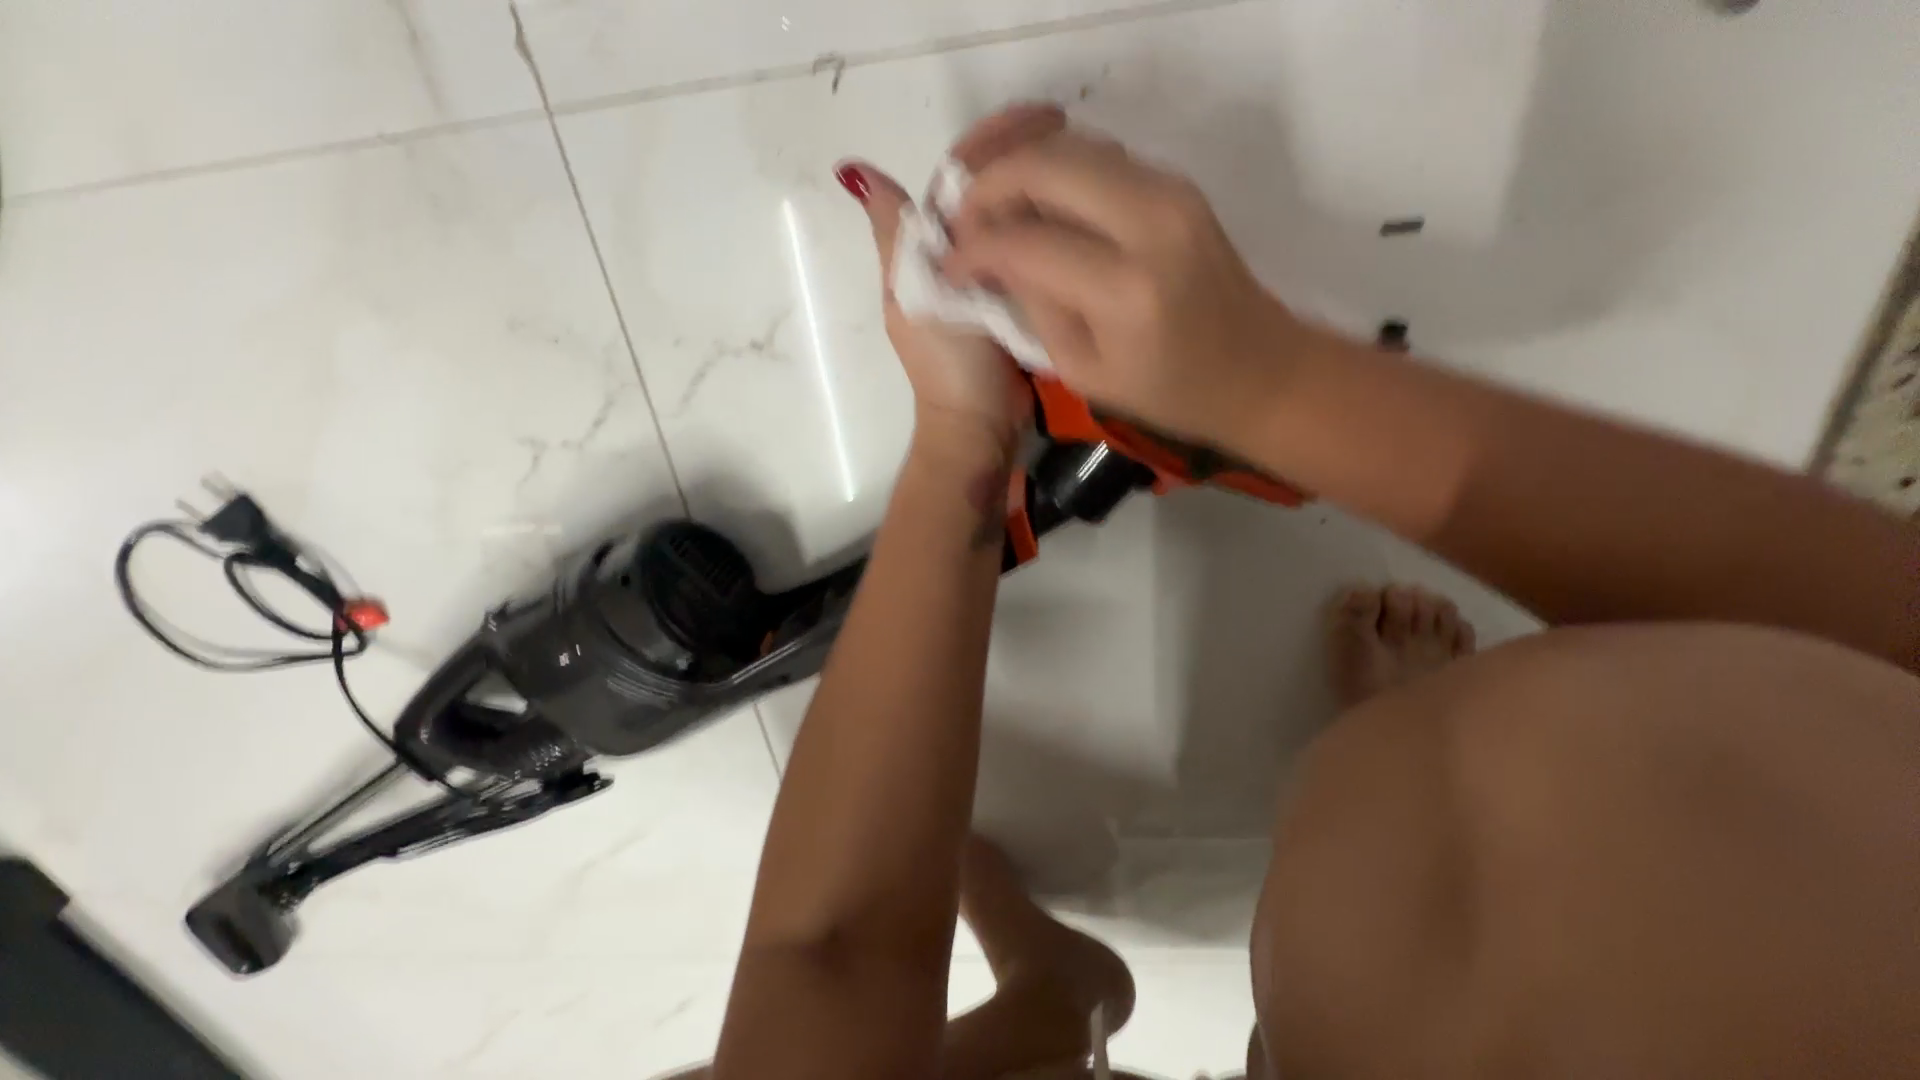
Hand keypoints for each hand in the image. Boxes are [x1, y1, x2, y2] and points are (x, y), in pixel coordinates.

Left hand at [836, 105, 1066, 456]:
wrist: (978, 427)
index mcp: (929, 245)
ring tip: (1092, 163)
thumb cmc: (945, 363)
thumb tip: (854, 172)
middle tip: (1080, 135)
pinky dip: (1059, 230)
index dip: (998, 142)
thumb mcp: (913, 294)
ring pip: (1020, 219)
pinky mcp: (1023, 301)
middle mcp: (960, 254)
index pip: (963, 175)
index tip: (1048, 118)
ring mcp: (993, 278)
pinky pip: (1040, 254)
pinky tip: (1087, 213)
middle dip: (1031, 157)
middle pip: (994, 191)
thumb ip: (896, 234)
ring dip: (1049, 188)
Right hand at [943, 128, 1325, 448]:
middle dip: (988, 185)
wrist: (1262, 370)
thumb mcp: (1085, 372)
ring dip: (1019, 169)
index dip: (973, 247)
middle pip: (1045, 164)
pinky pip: (1098, 157)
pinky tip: (1034, 205)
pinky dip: (1055, 171)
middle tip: (962, 221)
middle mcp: (1151, 223)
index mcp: (1125, 289)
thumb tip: (990, 257)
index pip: (1024, 241)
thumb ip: (1034, 306)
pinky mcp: (1177, 184)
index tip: (948, 263)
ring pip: (1071, 146)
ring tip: (991, 211)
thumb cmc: (1170, 393)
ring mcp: (1171, 192)